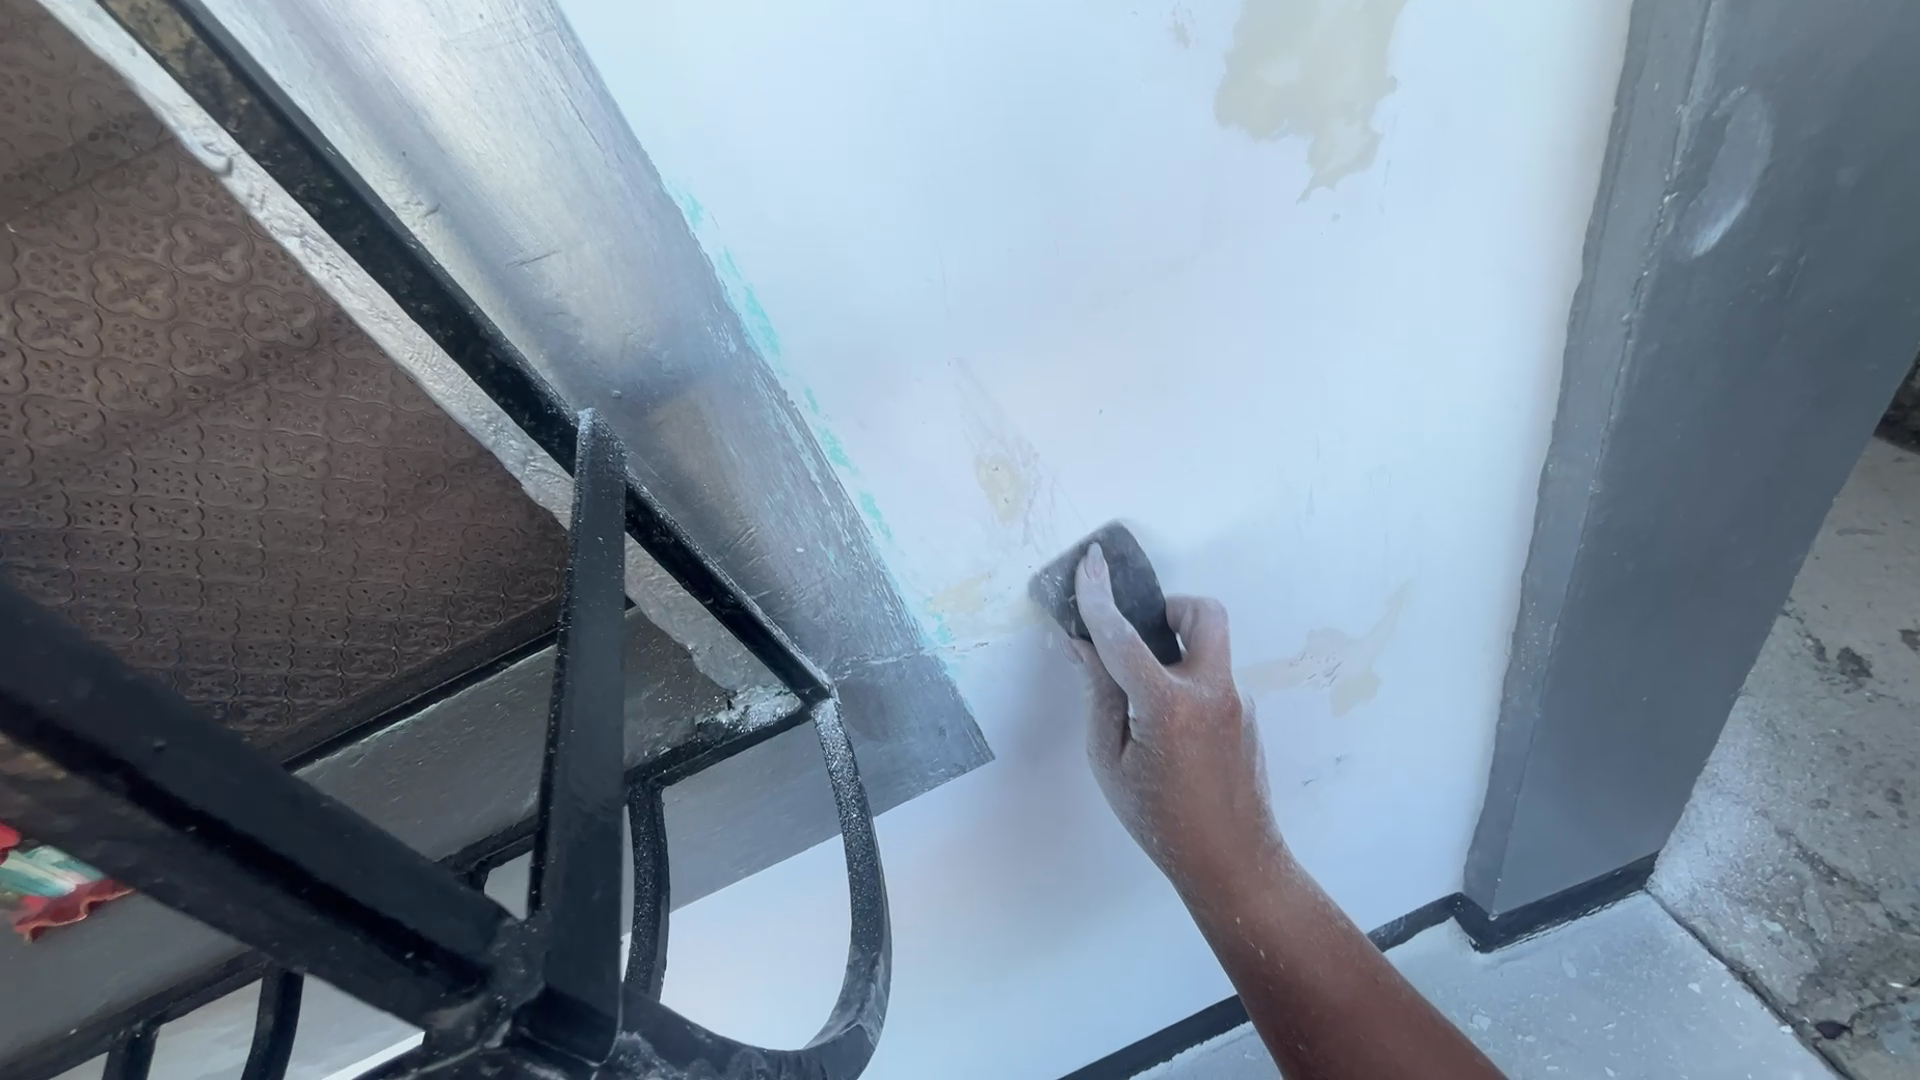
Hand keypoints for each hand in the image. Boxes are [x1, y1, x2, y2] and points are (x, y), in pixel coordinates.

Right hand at [1071, 543, 1287, 904]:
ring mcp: (1238, 702)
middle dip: (1171, 607)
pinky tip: (1170, 732)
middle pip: (1204, 614)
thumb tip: (1085, 647)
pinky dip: (1185, 684)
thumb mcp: (1109, 760)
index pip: (1123, 637)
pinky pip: (1212, 680)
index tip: (1090, 562)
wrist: (1234, 863)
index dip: (1099, 596)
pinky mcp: (1247, 715)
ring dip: (1176, 651)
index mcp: (1168, 705)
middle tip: (1143, 634)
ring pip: (1209, 648)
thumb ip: (1100, 695)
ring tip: (1146, 698)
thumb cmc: (1159, 820)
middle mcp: (1212, 692)